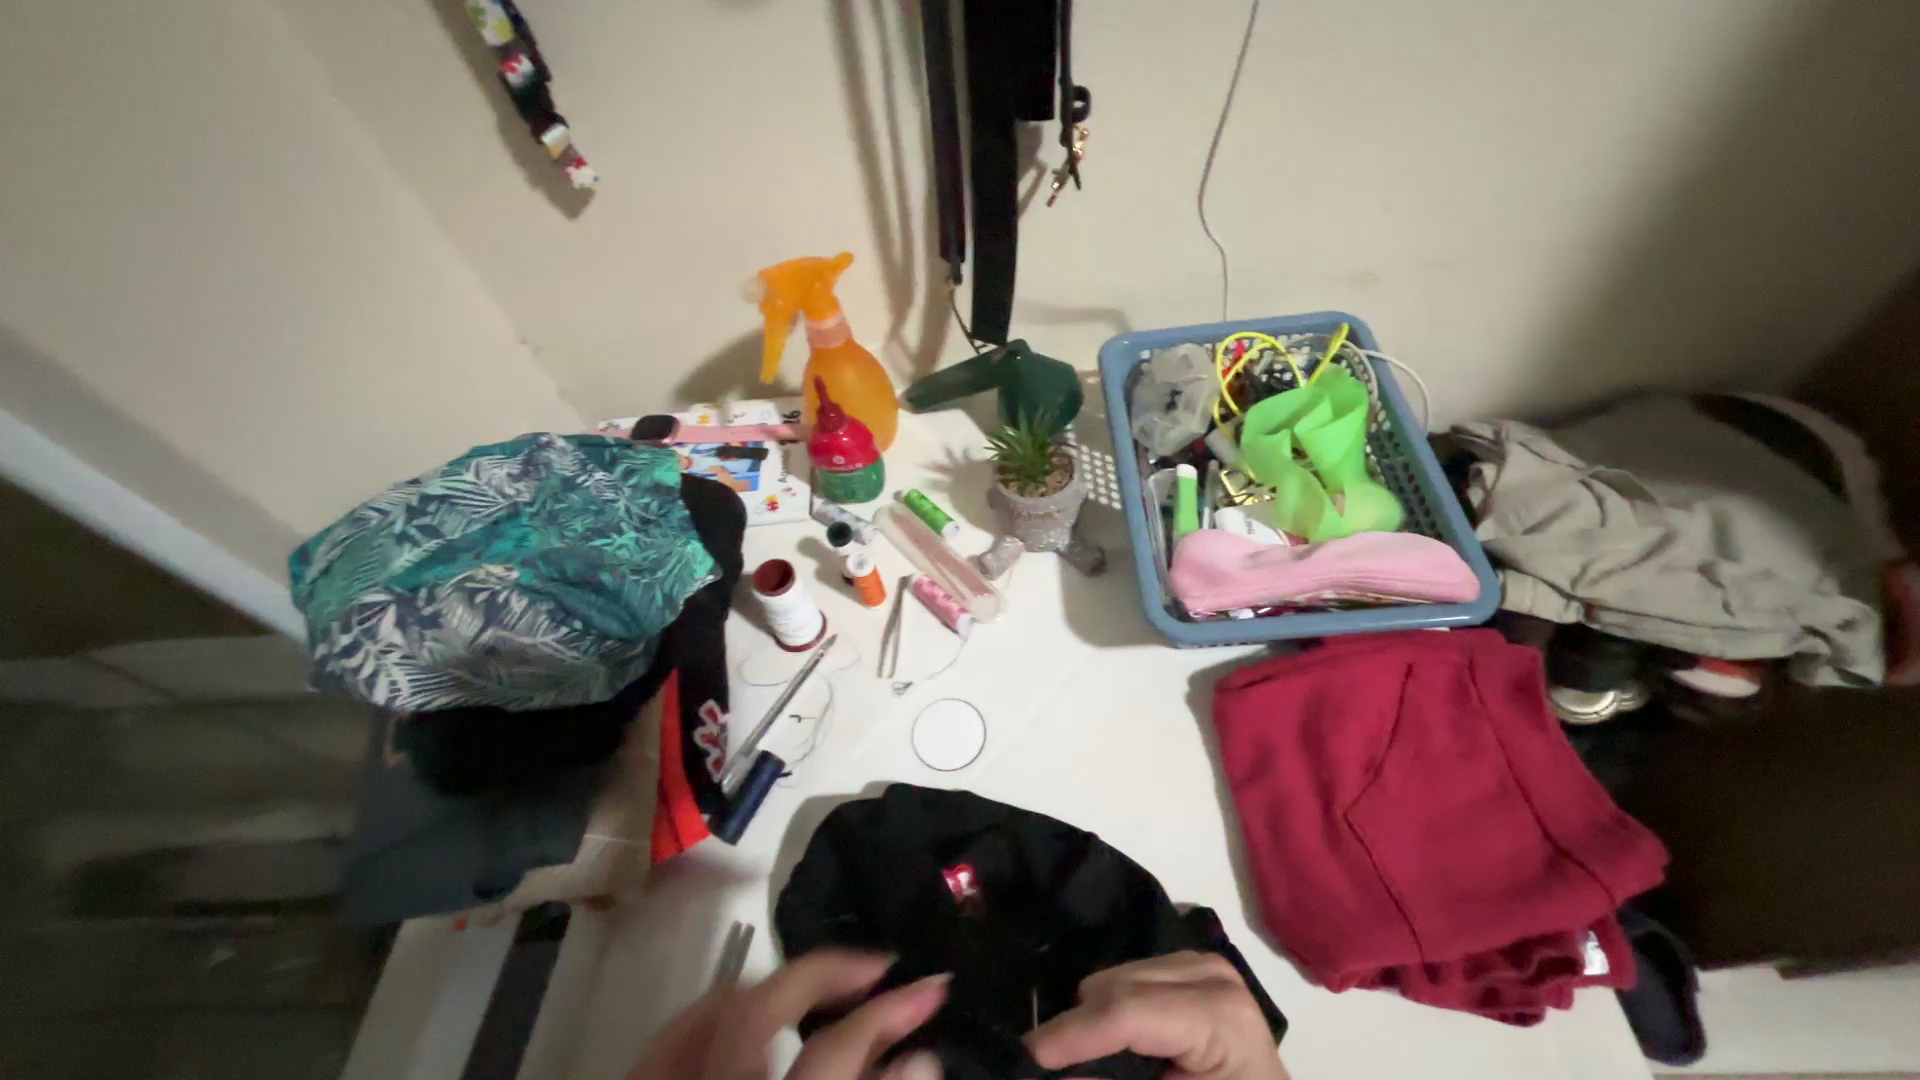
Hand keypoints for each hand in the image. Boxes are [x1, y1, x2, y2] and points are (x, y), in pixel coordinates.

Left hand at [627, 949, 948, 1079]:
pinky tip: (759, 1014)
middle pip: (759, 1011)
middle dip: (827, 973)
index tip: (932, 995)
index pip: (829, 1058)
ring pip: (711, 1012)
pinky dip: (720, 1013)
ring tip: (828, 985)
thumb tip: (923, 1063)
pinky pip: (673, 1042)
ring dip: (774, 987)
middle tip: (882, 968)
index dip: (886, 1017)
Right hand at [1024, 952, 1288, 1079]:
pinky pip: (1127, 978)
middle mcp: (1211, 975)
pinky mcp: (1189, 969)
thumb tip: (1053, 1073)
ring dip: (1093, 1021)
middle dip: (1079, 1032)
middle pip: (1114, 988)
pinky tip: (1120, 1044)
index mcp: (1221, 1017)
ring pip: (1113, 978)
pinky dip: (1111, 1012)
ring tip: (1095, 1063)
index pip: (1128, 1012)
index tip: (1026, 1056)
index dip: (1072, 1034)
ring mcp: (1201, 966)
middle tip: (1054, 1070)